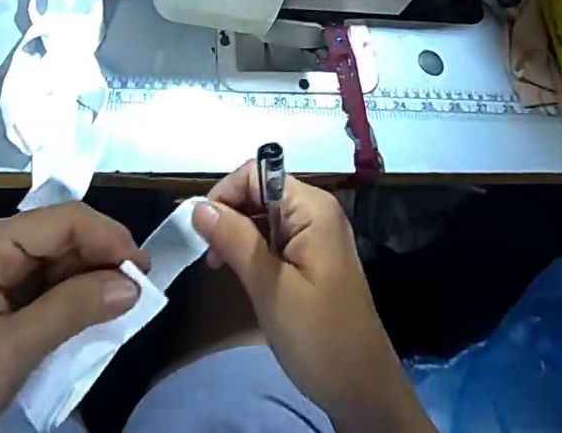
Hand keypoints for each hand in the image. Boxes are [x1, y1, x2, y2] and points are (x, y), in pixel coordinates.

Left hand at [0, 203, 144, 432]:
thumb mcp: (6, 354)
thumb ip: (71, 309)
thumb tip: (132, 283)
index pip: (62, 220)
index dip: (107, 236)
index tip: (144, 271)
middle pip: (60, 236)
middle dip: (100, 258)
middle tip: (139, 291)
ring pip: (54, 263)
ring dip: (89, 281)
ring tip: (124, 304)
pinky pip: (40, 291)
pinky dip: (70, 302)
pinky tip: (93, 317)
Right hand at [192, 162, 434, 432]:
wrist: (362, 387)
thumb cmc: (318, 336)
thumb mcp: (270, 287)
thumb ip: (236, 240)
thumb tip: (199, 207)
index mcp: (312, 207)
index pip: (258, 173)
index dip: (226, 193)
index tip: (201, 228)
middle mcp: (315, 209)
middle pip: (260, 190)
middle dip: (230, 214)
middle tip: (209, 254)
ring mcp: (316, 232)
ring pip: (264, 213)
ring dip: (238, 232)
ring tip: (220, 265)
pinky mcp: (313, 254)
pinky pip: (275, 235)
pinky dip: (252, 247)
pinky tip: (240, 270)